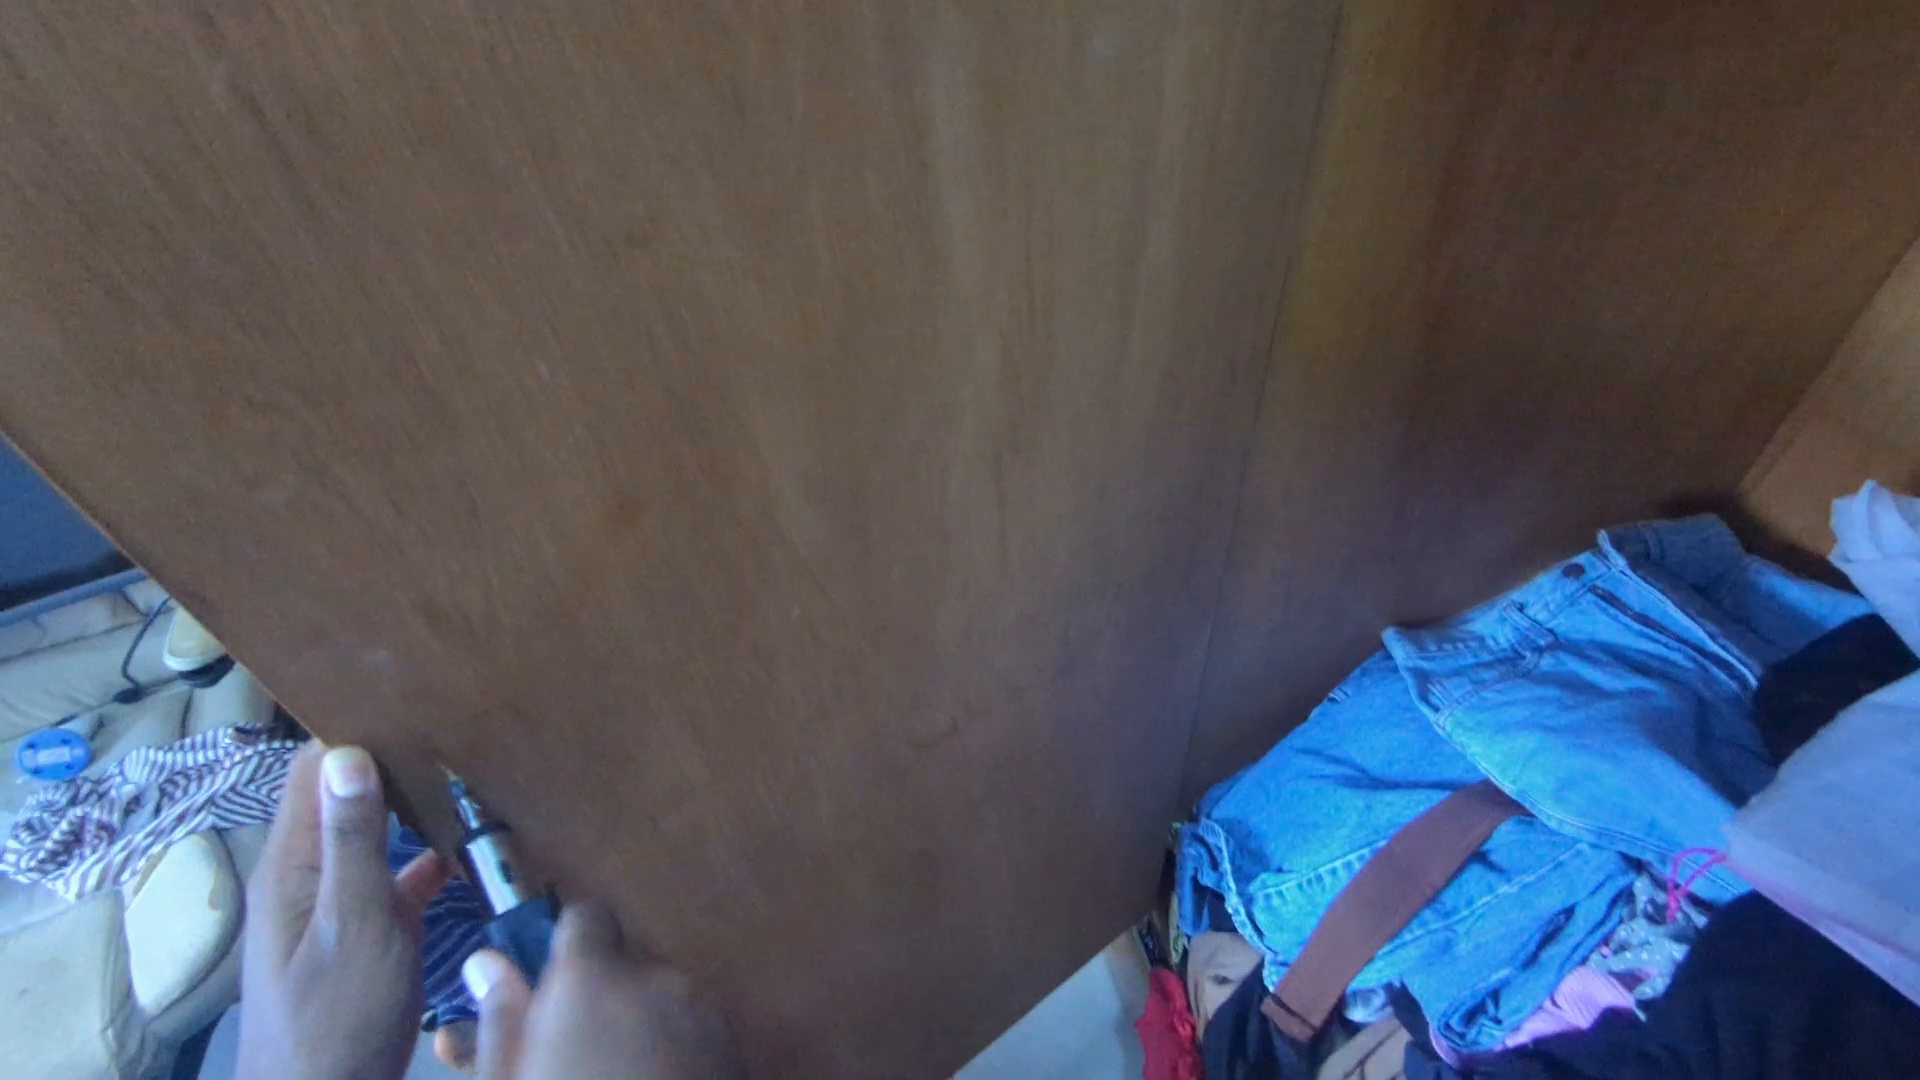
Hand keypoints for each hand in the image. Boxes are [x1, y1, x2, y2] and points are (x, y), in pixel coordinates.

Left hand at [238, 743, 450, 1079]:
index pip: (312, 772)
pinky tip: (476, 844)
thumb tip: (346, 754)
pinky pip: (403, 868)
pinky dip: (434, 849)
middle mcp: (312, 872)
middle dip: (396, 759)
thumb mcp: (351, 925)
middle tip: (459, 729)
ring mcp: (342, 898)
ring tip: (474, 772)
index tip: (413, 701)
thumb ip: (351, 843)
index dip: (353, 731)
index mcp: (293, 865)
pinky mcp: (373, 922)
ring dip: (418, 803)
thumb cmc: (337, 1011)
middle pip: (348, 794)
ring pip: (380, 829)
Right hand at [460, 903, 742, 1078]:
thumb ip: (500, 1025)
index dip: (563, 948)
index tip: (547, 989)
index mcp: (593, 983)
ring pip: (655, 998)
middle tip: (567, 1060)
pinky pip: (689, 1024)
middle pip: (620, 965)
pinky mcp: (730, 1042)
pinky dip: (668, 1046)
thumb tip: (486, 962)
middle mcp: (655, 978)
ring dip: (633, 1027)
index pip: (584, 918)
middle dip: (594, 1000)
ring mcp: (701, 1009)